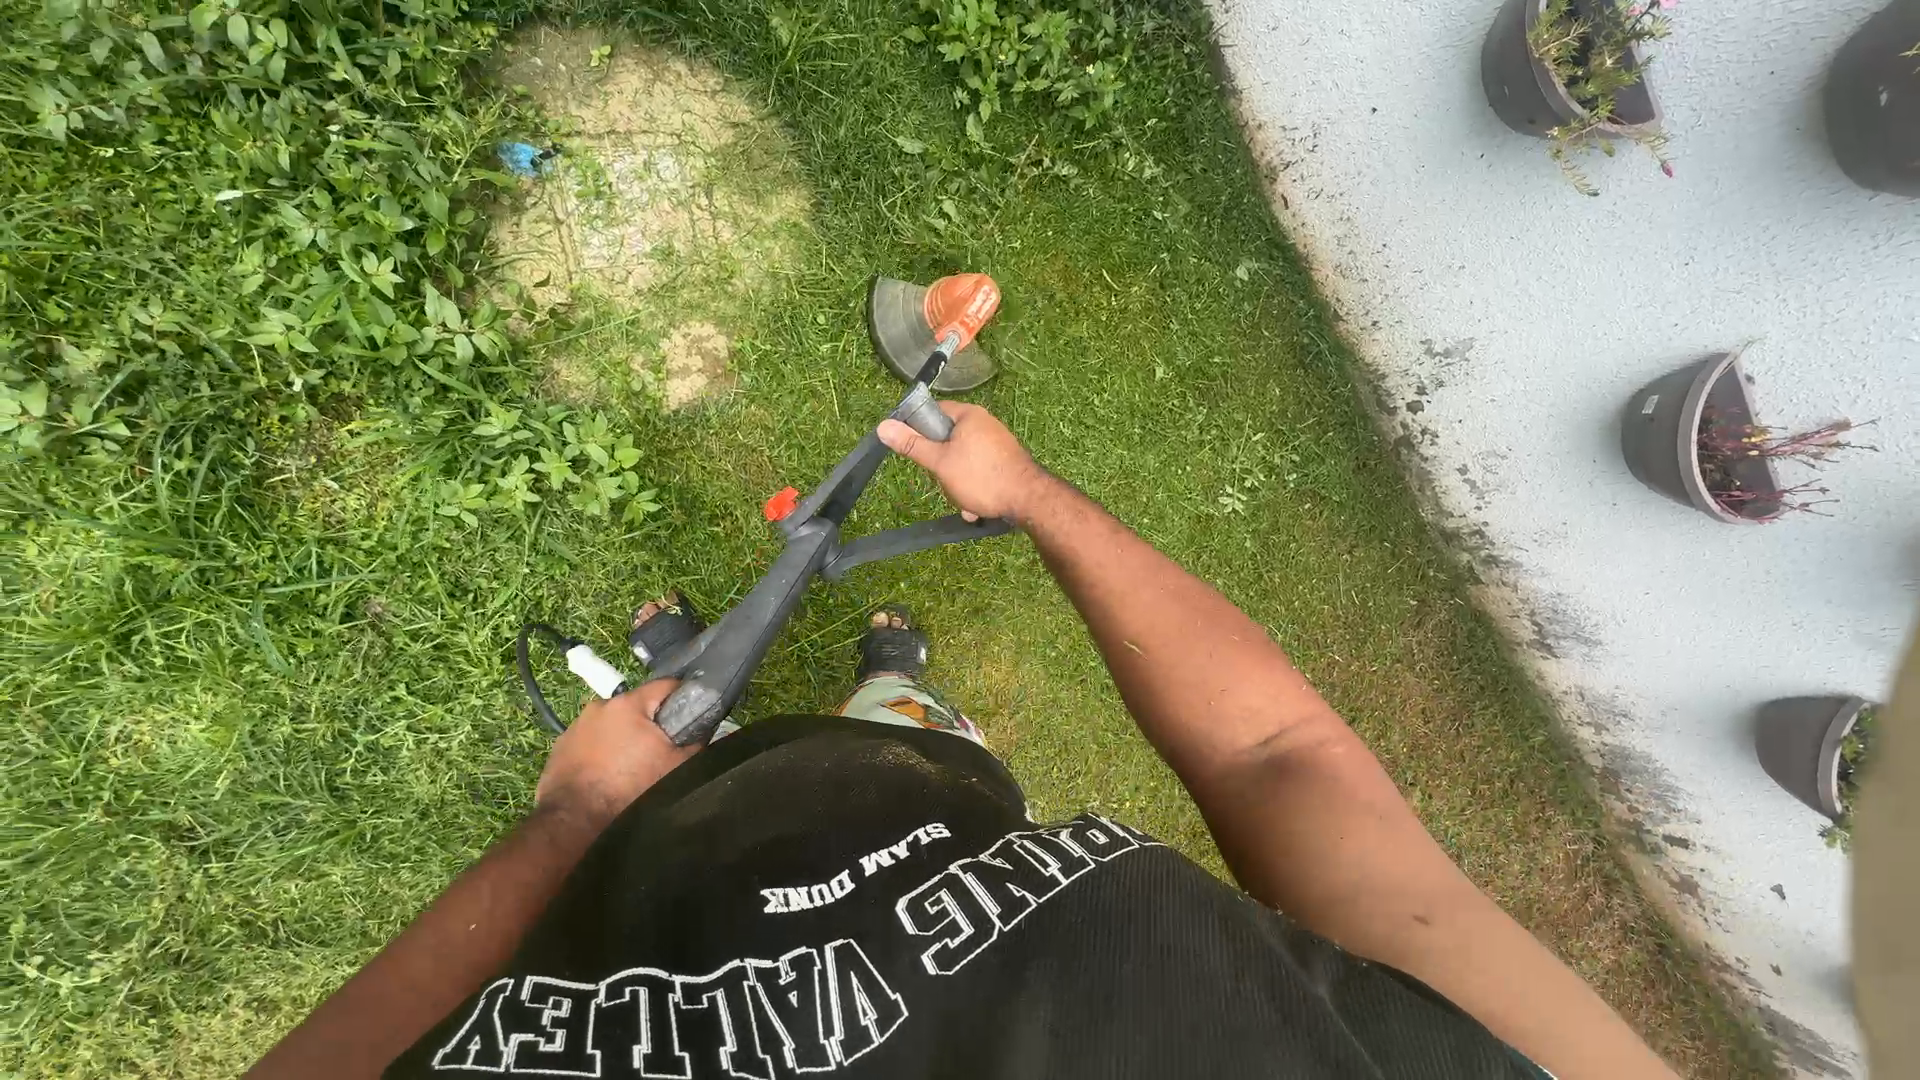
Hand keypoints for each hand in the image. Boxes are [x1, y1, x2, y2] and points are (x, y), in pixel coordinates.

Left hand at [535, 679, 695, 830]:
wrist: (575, 823)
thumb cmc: (630, 789)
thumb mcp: (677, 766)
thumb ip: (697, 742)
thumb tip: (706, 730)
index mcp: (628, 703)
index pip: (666, 685)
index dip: (684, 698)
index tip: (691, 718)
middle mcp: (599, 706)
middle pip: (637, 707)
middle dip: (650, 724)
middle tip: (661, 751)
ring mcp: (575, 726)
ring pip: (612, 725)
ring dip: (623, 738)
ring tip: (631, 768)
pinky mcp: (559, 748)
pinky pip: (590, 742)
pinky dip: (601, 753)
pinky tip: (606, 776)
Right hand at [877, 402, 1052, 523]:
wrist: (1028, 499)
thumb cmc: (981, 477)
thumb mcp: (940, 462)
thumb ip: (912, 445)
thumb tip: (883, 426)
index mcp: (969, 415)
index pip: (935, 412)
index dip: (920, 431)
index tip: (916, 451)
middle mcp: (985, 424)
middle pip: (948, 440)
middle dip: (943, 468)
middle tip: (944, 481)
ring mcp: (997, 444)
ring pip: (963, 461)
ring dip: (958, 484)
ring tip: (965, 500)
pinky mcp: (1005, 462)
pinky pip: (980, 472)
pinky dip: (975, 489)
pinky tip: (976, 507)